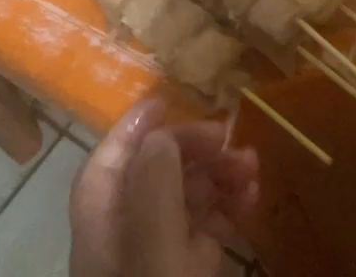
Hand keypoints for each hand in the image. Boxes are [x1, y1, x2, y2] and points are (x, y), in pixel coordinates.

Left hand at [70, 97, 259, 276]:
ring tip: (253, 167)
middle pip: (153, 173)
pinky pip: (206, 228)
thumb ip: (154, 186)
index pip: (109, 162)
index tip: (167, 97)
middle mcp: (125, 235)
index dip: (133, 127)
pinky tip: (252, 197)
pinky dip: (228, 206)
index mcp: (102, 225)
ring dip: (219, 174)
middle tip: (232, 138)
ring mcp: (156, 256)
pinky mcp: (186, 273)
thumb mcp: (153, 249)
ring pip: (185, 198)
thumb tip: (163, 134)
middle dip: (193, 149)